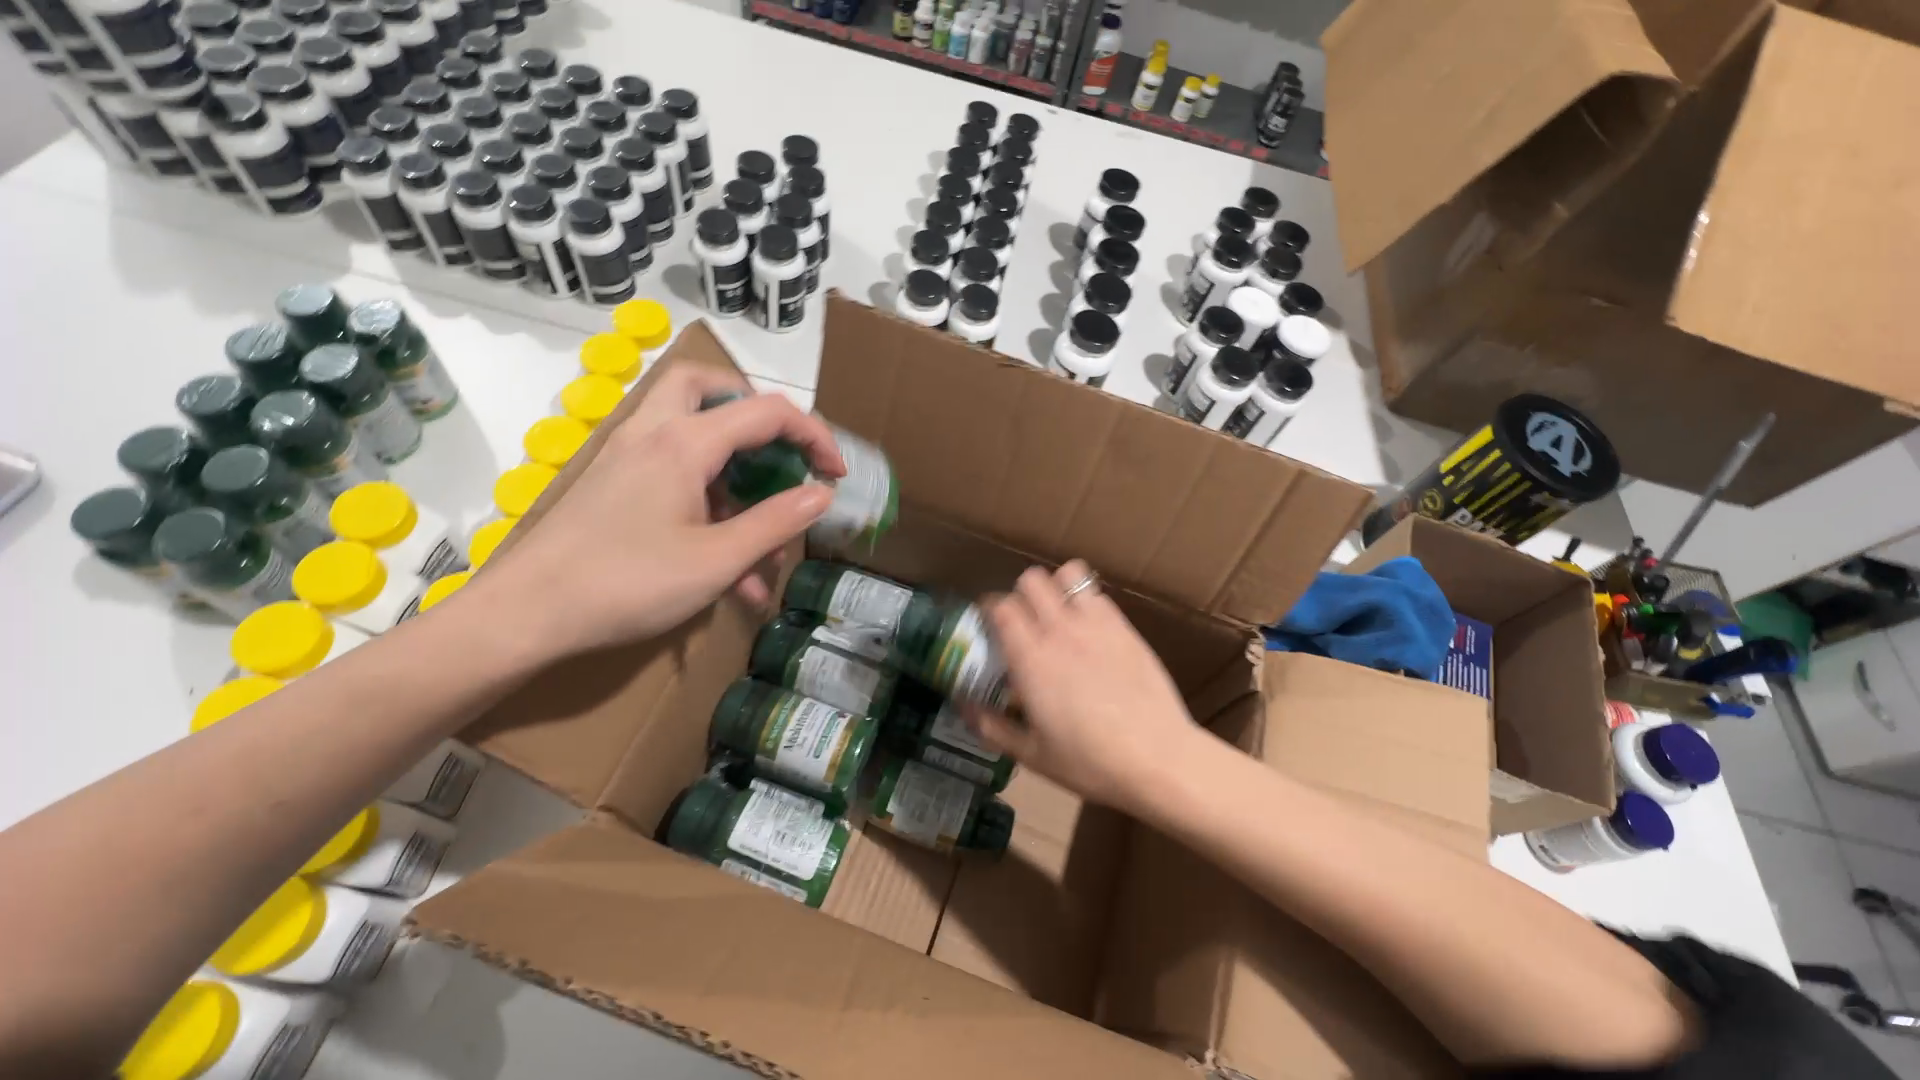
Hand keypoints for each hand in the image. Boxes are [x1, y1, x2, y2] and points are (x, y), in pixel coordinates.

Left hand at [462, 366, 842, 656]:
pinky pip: (672, 476)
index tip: (837, 474)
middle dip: (755, 415)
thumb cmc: (627, 583)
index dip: (813, 435)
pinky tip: (726, 570)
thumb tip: (822, 493)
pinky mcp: (613, 487)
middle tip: (782, 454)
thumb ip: (775, 523)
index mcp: (684, 442)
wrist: (528, 613)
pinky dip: (707, 505)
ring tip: (763, 550)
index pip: (766, 412)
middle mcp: (654, 434)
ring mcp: (628, 458)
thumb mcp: (716, 560)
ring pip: (692, 438)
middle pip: (708, 389)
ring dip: (735, 481)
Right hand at [967, 560, 1201, 810]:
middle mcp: (1061, 631)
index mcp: (1031, 659)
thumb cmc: (1089, 762)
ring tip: (1056, 614)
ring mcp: (1097, 625)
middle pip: (1032, 580)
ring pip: (1068, 575)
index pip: (1001, 606)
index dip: (989, 607)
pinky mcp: (1126, 629)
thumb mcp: (1032, 755)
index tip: (987, 622)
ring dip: (1056, 587)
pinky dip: (1086, 600)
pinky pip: (1099, 595)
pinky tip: (1088, 629)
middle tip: (1022, 620)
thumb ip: (992, 727)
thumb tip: (963, 706)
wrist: (1157, 759)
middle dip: (1020, 593)